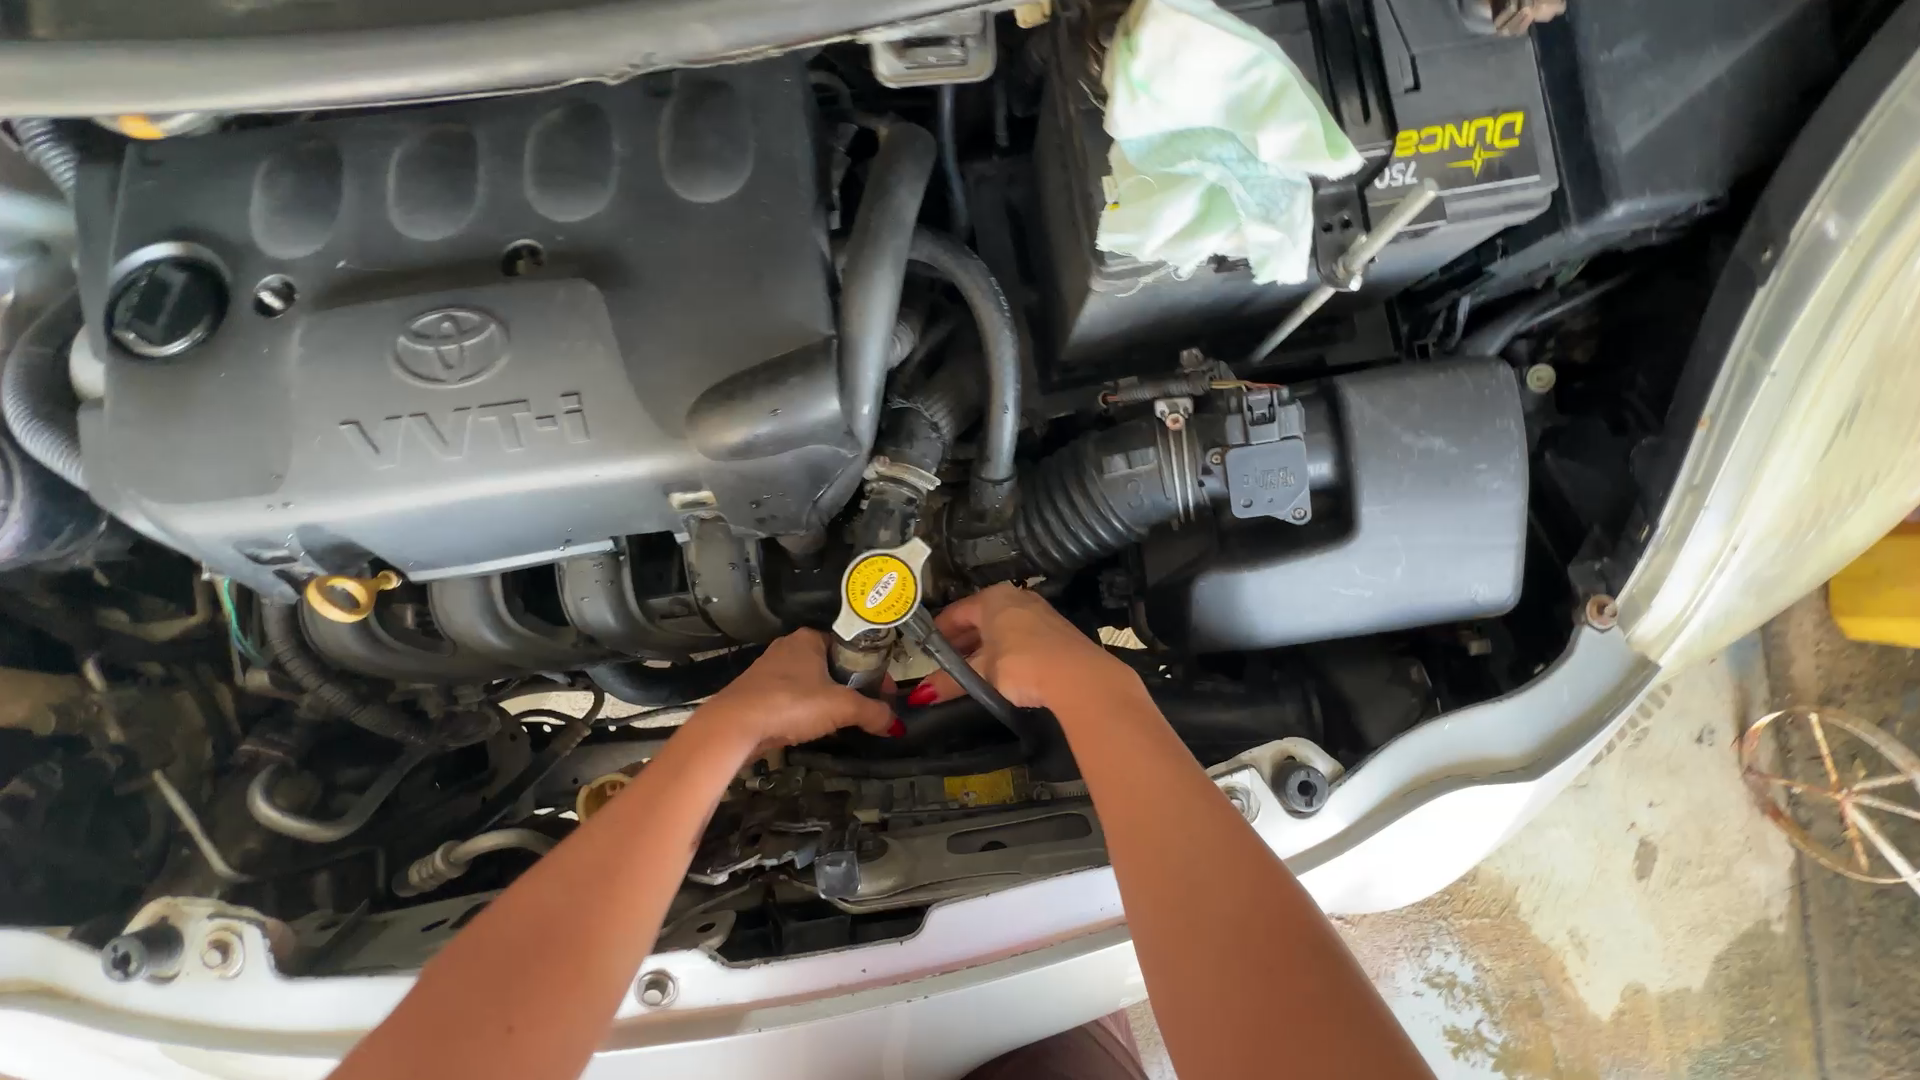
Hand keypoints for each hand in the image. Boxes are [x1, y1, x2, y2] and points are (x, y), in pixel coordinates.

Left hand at [694, 630, 896, 747]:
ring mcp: (770, 669)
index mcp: (810, 638)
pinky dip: (808, 709)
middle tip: (870, 707)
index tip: (885, 692)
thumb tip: (896, 724)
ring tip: (847, 719)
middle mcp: (790, 647)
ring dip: (830, 699)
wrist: (735, 726)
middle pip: (832, 664)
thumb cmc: (792, 703)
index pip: (851, 646)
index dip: (872, 669)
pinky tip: (816, 727)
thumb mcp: (841, 707)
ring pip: (812, 682)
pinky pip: (793, 697)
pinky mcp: (758, 692)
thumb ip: (872, 712)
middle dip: (852, 685)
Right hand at [914, 584, 1142, 709]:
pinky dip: (1005, 650)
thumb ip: (950, 682)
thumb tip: (921, 695)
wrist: (1075, 675)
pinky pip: (1019, 636)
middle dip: (961, 642)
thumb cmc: (1020, 664)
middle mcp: (1015, 597)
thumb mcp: (982, 673)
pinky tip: (1000, 671)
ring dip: (984, 648)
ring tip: (969, 672)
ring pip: (1001, 627)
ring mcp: (1038, 612)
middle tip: (944, 664)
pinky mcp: (1055, 630)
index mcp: (992, 598)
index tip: (926, 649)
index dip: (939, 632)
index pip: (957, 612)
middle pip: (979, 618)